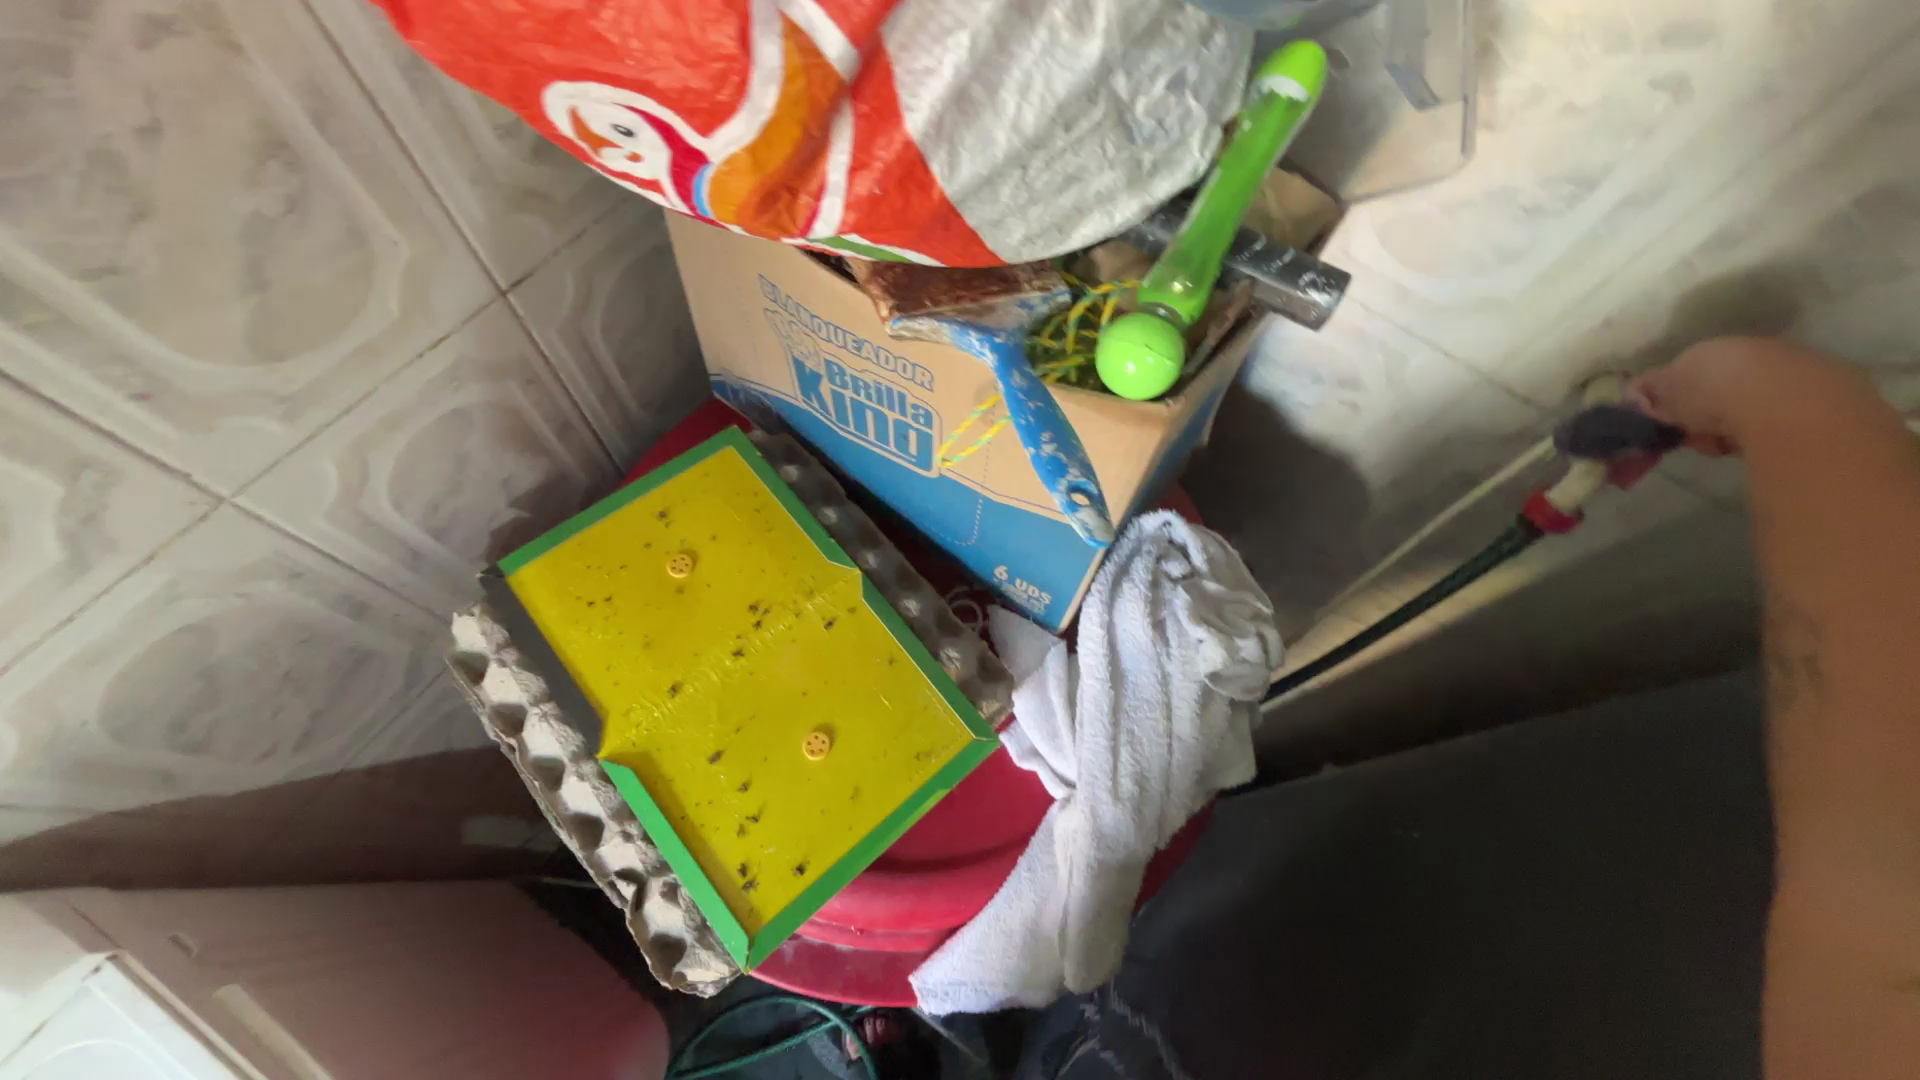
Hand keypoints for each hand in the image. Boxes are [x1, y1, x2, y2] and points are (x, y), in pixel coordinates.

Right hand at [1629, 337, 1881, 456]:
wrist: (1789, 402)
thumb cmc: (1713, 397)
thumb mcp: (1663, 397)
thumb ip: (1646, 394)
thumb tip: (1634, 394)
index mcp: (1706, 348)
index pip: (1679, 372)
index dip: (1669, 400)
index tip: (1667, 424)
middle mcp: (1747, 348)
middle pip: (1717, 385)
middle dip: (1705, 412)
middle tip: (1699, 439)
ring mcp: (1789, 362)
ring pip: (1750, 396)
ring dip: (1736, 420)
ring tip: (1732, 444)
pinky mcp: (1824, 383)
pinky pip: (1782, 408)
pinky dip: (1769, 424)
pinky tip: (1765, 439)